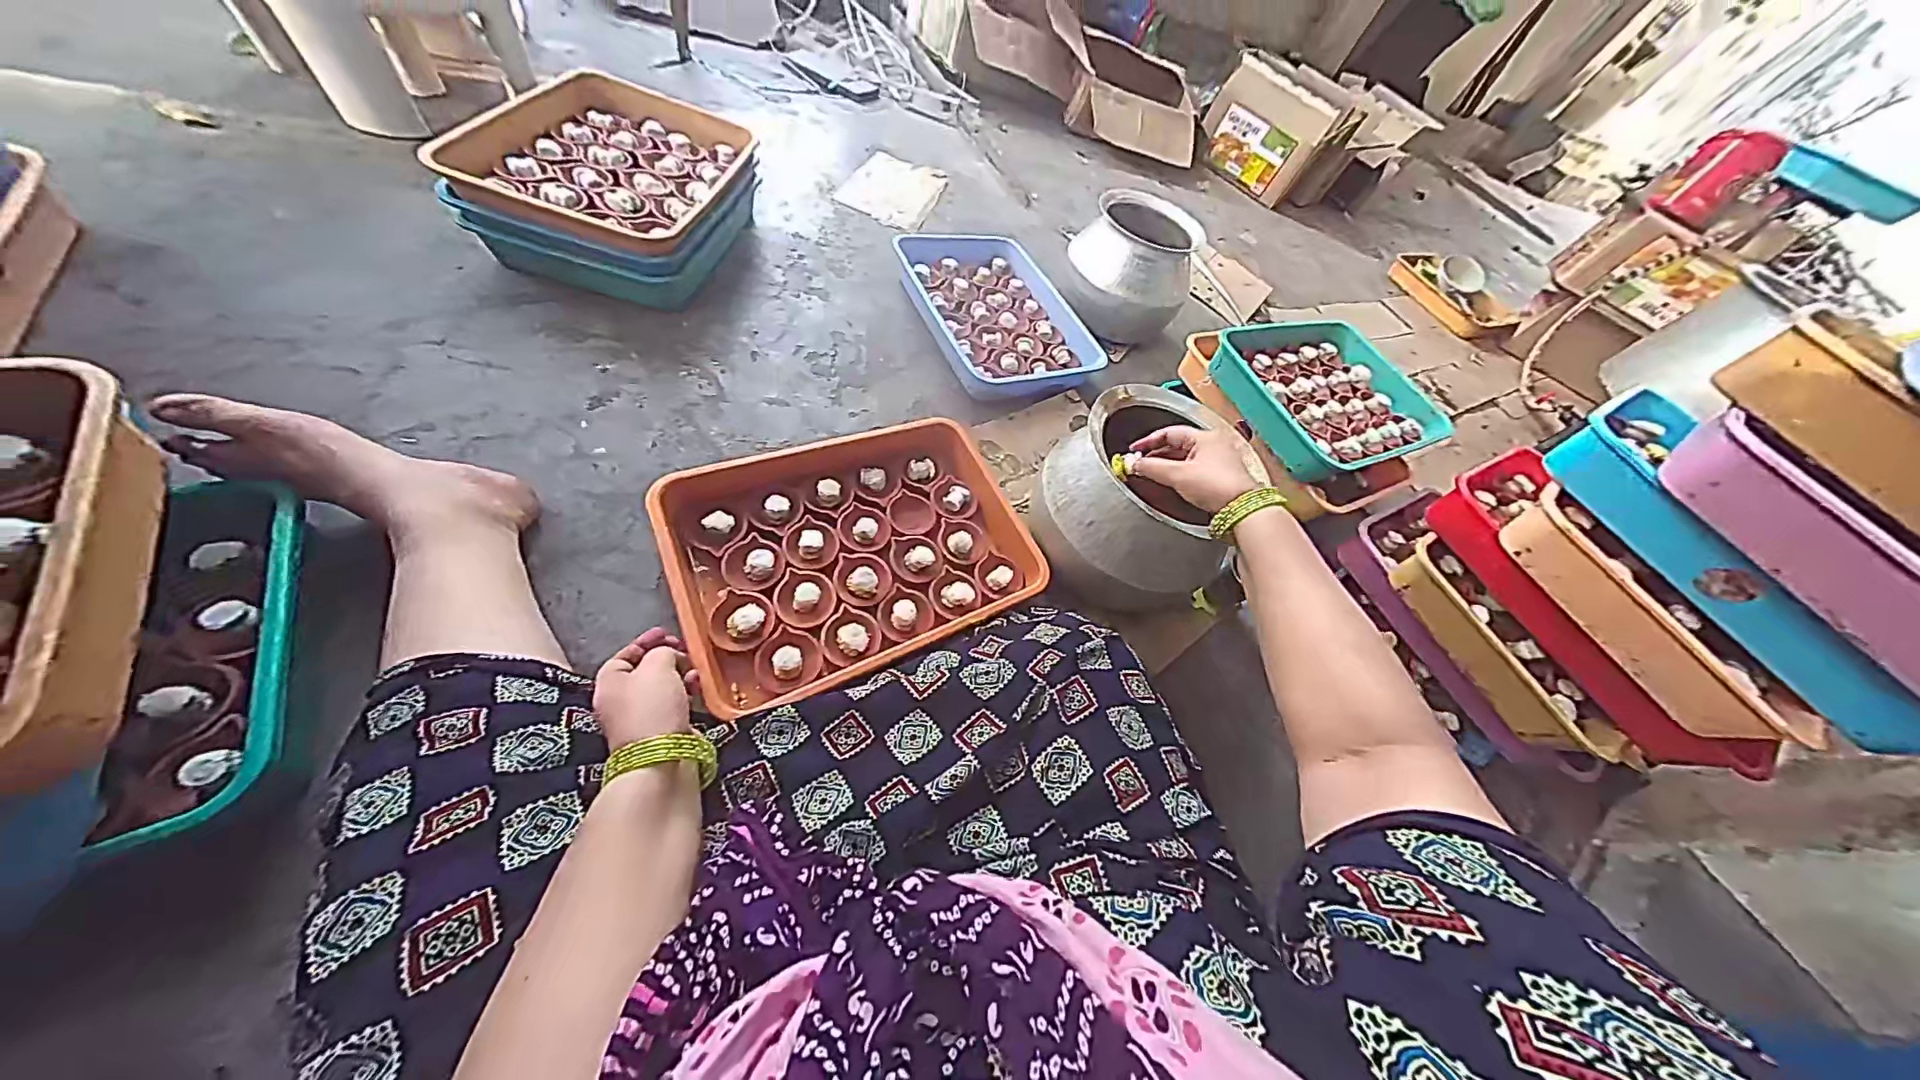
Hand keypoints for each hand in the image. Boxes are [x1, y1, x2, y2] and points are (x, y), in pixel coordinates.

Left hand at [593, 628, 699, 746]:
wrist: (662, 757)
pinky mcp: (660, 732)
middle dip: (667, 659)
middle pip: (645, 671)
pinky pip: (674, 705)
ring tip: (696, 672)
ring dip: (680, 676)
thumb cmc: (653, 706)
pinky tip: (698, 690)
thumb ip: (662, 652)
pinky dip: (686, 694)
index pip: (625, 654)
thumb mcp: (657, 665)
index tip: (668, 633)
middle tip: (685, 653)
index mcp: (609, 682)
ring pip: (663, 688)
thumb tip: (669, 657)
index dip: (646, 641)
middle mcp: (620, 701)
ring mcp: (640, 719)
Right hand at [1128, 426, 1260, 514]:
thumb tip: (1133, 464)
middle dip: (1155, 455)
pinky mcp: (1219, 475)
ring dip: (1166, 465)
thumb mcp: (1178, 475)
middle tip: (1139, 465)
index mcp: (1205, 436)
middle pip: (1175, 445)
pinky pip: (1192, 468)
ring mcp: (1217, 459)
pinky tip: (1170, 481)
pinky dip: (1177, 473)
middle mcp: (1213, 444)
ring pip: (1183, 457)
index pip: (1168, 433)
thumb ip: (1151, 468)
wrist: (1241, 509)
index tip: (1134, 451)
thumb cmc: (1217, 487)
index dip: (1148, 442)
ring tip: (1151, 473)